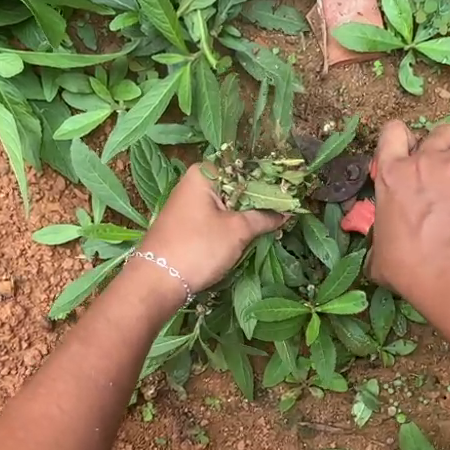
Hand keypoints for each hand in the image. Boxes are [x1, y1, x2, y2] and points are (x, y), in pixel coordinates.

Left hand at [125, 163, 285, 309]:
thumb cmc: (198, 248)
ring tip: (276, 221)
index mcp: (204, 173)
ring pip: (228, 204)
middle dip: (261, 199)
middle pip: (237, 185)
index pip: (245, 168)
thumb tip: (287, 211)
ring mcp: (189, 205)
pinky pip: (218, 218)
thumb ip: (264, 216)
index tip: (293, 192)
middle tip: (288, 209)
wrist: (157, 282)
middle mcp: (194, 183)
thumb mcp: (237, 230)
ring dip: (249, 214)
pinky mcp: (187, 225)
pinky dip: (234, 225)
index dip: (269, 180)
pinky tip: (252, 233)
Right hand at [365, 121, 449, 299]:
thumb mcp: (377, 253)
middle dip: (445, 143)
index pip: (392, 132)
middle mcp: (424, 160)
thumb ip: (379, 241)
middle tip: (447, 168)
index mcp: (391, 174)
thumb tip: (380, 253)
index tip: (410, 154)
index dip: (403, 139)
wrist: (445, 268)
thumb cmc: (405, 264)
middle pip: (440, 131)